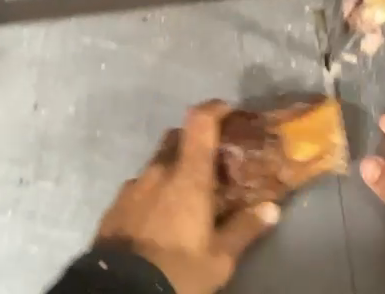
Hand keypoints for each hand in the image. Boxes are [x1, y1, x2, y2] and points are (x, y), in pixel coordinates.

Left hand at [95, 101, 281, 293]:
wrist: (119, 293)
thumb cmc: (177, 270)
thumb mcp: (218, 259)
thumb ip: (244, 229)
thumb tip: (271, 208)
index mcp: (188, 175)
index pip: (200, 121)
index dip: (214, 109)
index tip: (227, 111)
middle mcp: (158, 171)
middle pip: (176, 139)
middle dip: (191, 145)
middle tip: (207, 168)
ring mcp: (131, 188)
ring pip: (155, 167)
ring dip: (169, 175)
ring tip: (180, 203)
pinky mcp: (112, 209)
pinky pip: (137, 191)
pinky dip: (149, 197)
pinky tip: (155, 222)